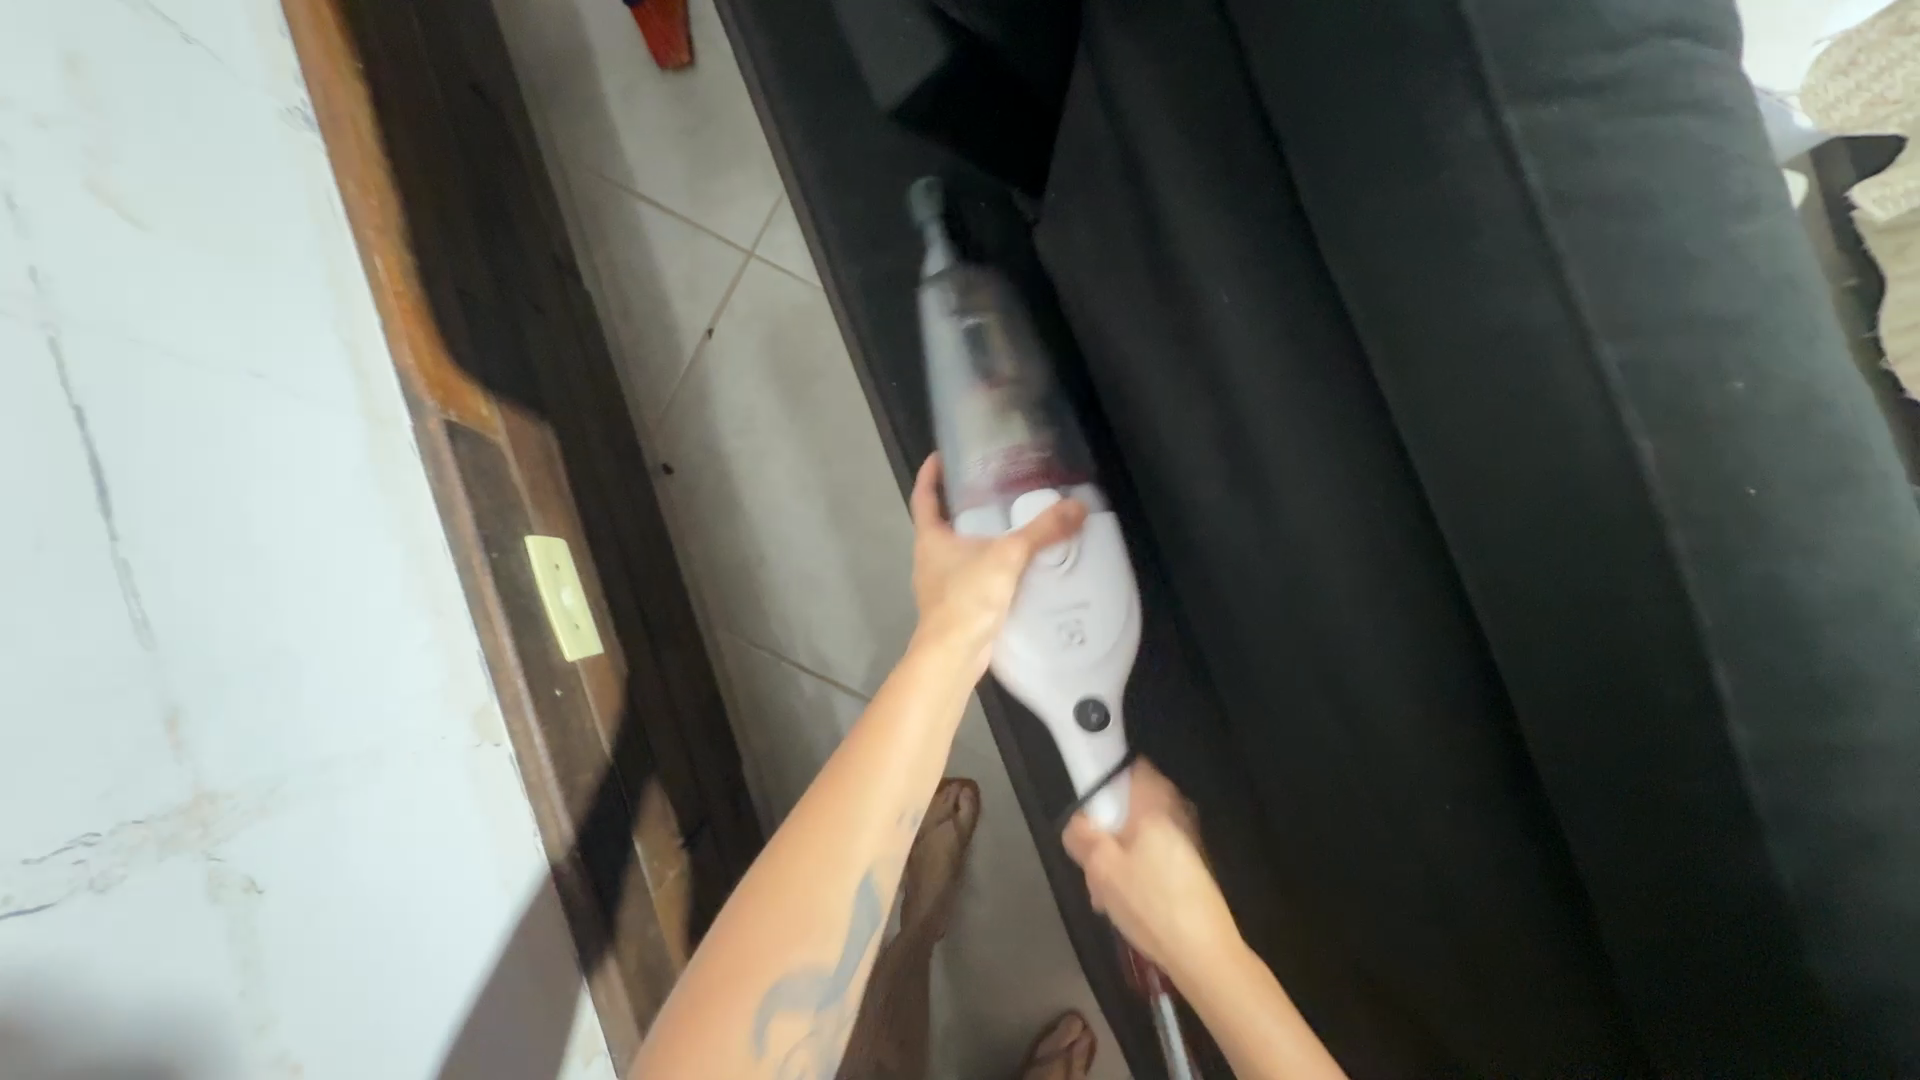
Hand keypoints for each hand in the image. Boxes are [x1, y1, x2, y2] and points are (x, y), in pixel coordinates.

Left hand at [909, 454, 1086, 673]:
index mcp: (930, 537)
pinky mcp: (954, 605)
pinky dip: (986, 565)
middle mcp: (929, 557)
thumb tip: (1077, 506)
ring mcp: (939, 584)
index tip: (940, 455)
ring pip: (955, 550)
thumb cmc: (968, 597)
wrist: (954, 654)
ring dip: (974, 536)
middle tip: (987, 487)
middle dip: (960, 504)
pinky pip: (970, 575)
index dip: (930, 474)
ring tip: (1004, 523)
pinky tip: (1011, 567)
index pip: (924, 496)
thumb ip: (1042, 531)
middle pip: (940, 522)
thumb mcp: (1008, 556)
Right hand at [1062, 760, 1241, 984]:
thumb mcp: (1102, 869)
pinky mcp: (1193, 869)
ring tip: (1103, 889)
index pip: (1133, 765)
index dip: (1108, 774)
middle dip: (1109, 825)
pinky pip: (1156, 856)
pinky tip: (1125, 902)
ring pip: (1142, 834)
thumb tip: (1077, 824)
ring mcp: (1188, 843)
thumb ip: (1083, 837)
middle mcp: (1177, 815)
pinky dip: (1138, 871)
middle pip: (1133, 803)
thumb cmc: (1151, 903)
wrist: (1204, 955)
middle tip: (1091, 852)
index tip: (1090, 798)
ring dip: (1120, 855)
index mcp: (1156, 805)